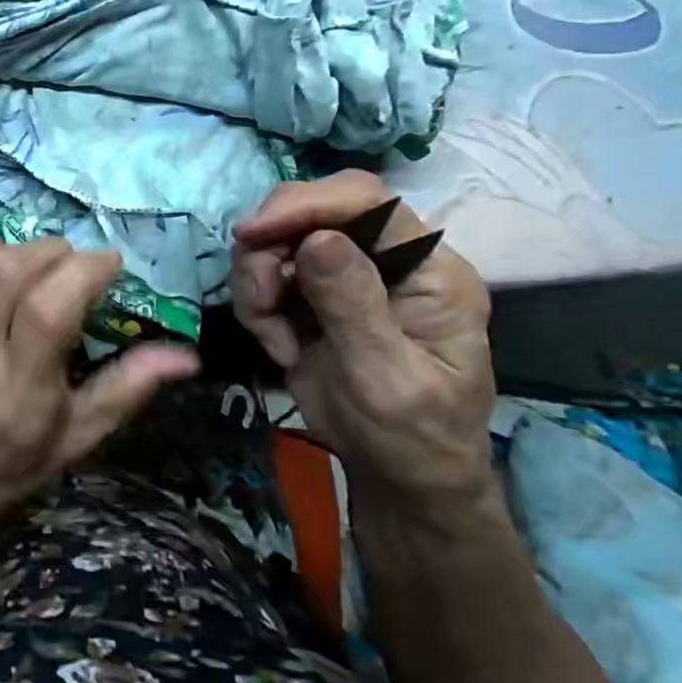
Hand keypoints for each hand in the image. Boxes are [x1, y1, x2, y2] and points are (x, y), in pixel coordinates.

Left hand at [0, 238, 201, 570]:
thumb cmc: (8, 464)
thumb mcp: (75, 439)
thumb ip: (126, 390)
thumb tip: (187, 356)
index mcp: (21, 389)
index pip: (49, 309)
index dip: (85, 271)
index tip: (110, 265)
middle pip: (11, 271)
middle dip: (54, 252)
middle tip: (74, 265)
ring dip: (18, 251)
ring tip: (37, 271)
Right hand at [231, 170, 496, 511]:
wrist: (398, 479)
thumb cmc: (414, 436)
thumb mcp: (388, 378)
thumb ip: (354, 307)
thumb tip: (319, 240)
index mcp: (428, 270)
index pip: (368, 202)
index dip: (308, 204)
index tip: (253, 232)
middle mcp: (384, 260)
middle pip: (310, 212)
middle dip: (270, 247)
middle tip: (258, 295)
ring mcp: (342, 276)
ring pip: (275, 241)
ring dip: (257, 283)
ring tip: (272, 336)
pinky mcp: (307, 296)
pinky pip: (262, 275)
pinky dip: (255, 307)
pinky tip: (277, 346)